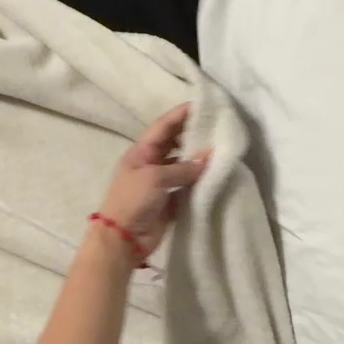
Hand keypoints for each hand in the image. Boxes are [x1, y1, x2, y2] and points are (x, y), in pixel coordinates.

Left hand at [96, 103, 210, 256]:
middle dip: (192, 134)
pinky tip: (214, 173)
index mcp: (141, 152)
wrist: (123, 238)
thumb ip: (183, 167)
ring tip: (220, 148)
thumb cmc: (132, 201)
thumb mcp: (155, 177)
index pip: (163, 126)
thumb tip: (208, 157)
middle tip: (216, 126)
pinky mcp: (169, 200)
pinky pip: (187, 186)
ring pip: (182, 164)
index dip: (181, 115)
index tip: (202, 105)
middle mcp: (151, 163)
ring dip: (198, 157)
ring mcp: (160, 183)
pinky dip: (199, 180)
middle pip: (174, 143)